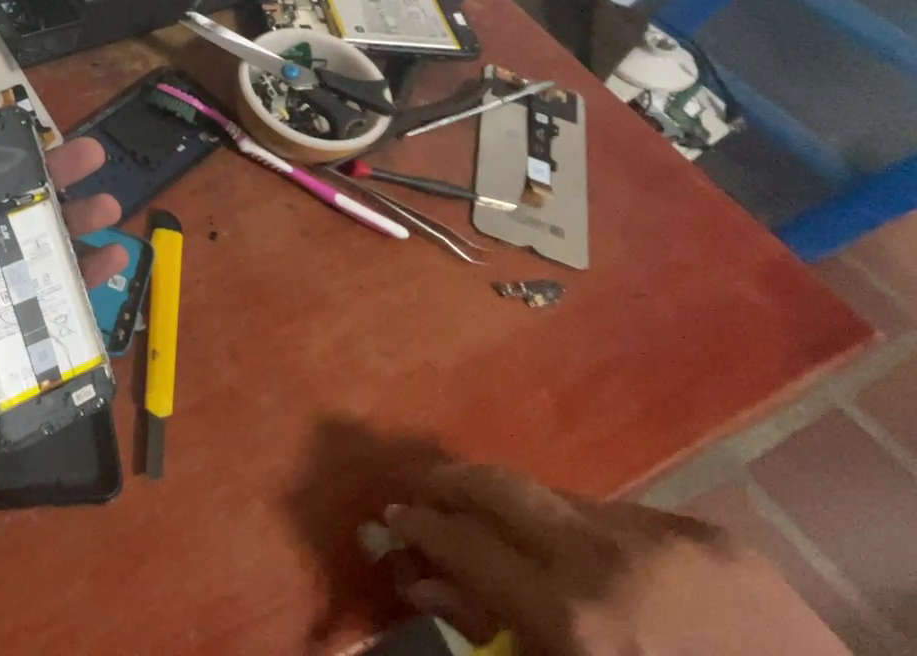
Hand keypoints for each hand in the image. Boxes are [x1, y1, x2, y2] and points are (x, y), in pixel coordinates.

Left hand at [0, 139, 125, 480]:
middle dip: (56, 182)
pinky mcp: (24, 329)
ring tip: (111, 208)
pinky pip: (58, 295)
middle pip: (16, 212)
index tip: (36, 138)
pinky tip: (113, 262)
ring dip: (78, 224)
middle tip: (95, 156)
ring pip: (44, 248)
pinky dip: (86, 276)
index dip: (4, 162)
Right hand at [385, 464, 847, 655]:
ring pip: (563, 496)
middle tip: (425, 488)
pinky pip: (628, 516)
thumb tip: (417, 579)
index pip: (460, 539)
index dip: (418, 523)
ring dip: (530, 513)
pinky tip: (608, 562)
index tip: (394, 515)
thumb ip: (487, 628)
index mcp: (570, 615)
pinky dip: (601, 534)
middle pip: (499, 484)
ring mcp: (668, 538)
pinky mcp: (715, 535)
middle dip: (451, 480)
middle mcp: (609, 558)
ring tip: (521, 536)